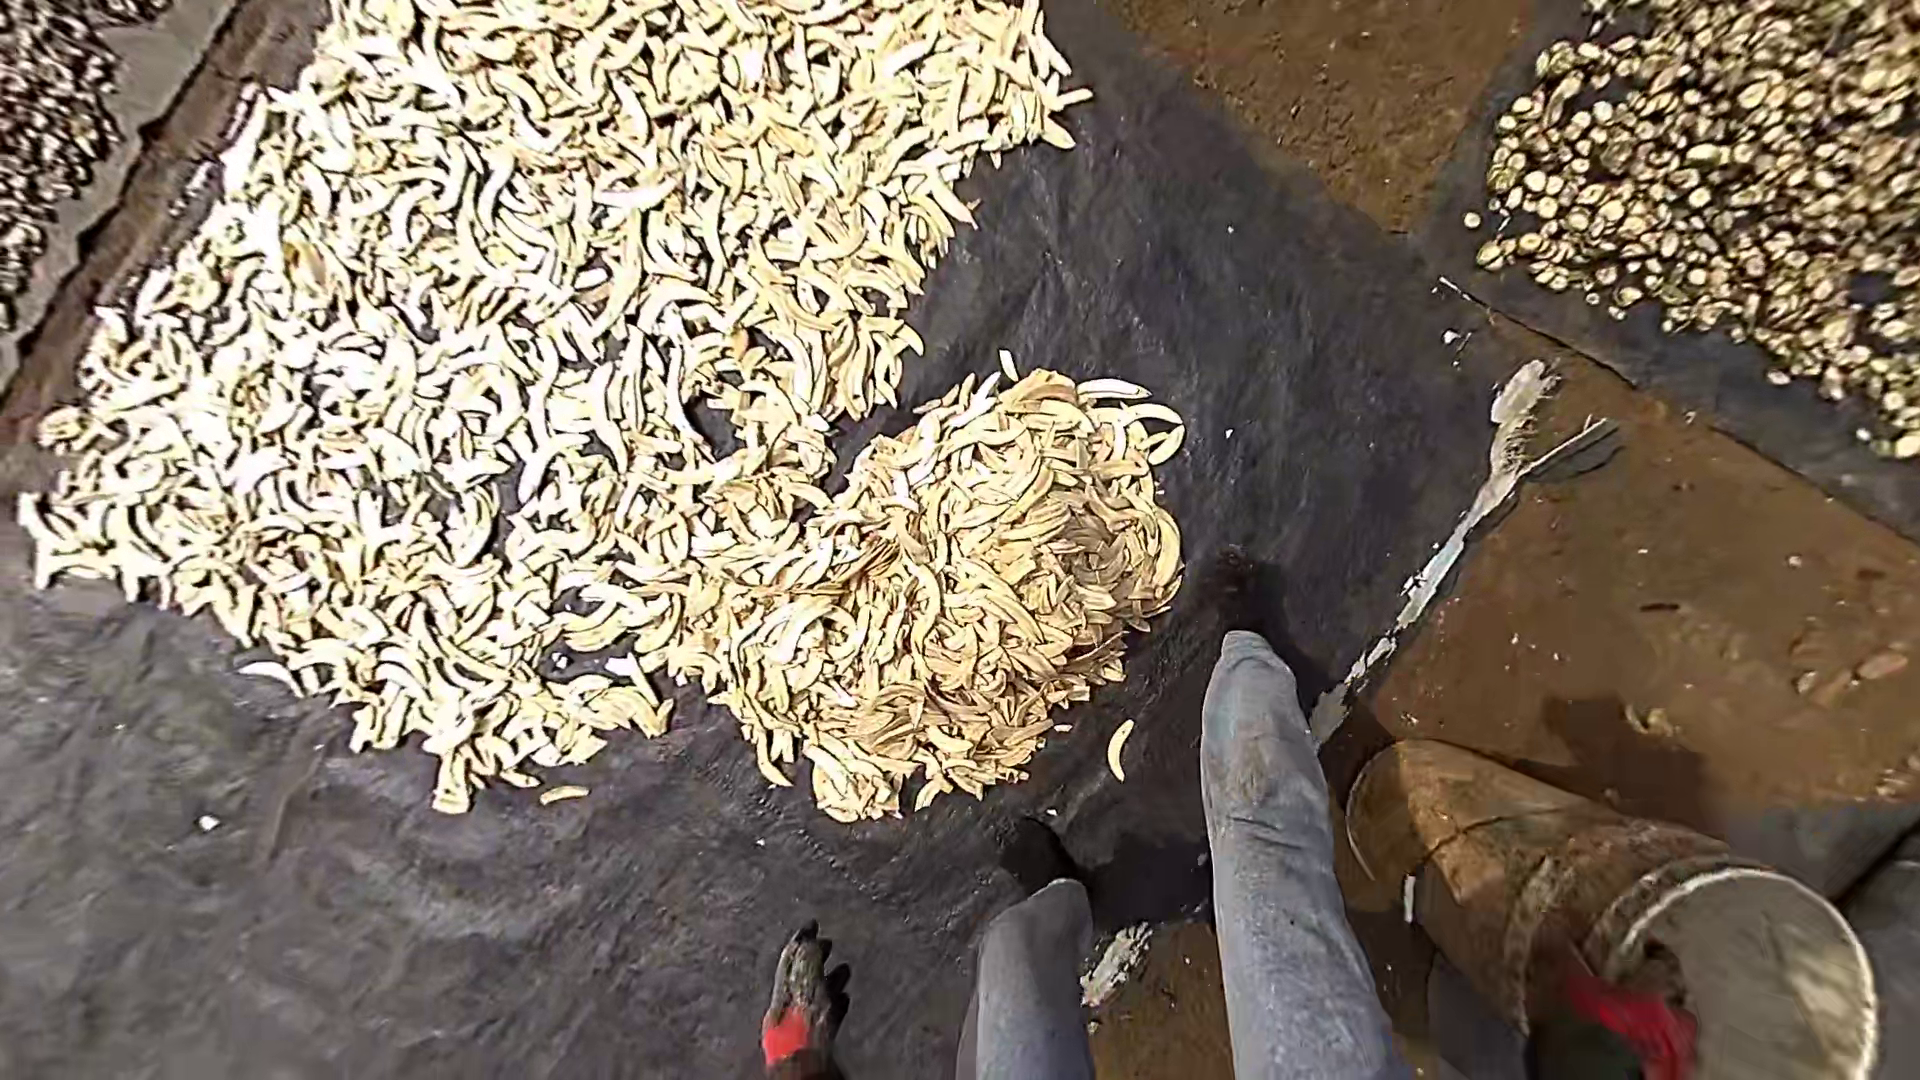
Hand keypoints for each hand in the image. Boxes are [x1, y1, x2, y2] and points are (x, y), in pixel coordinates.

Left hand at [763, 922, 850, 1079]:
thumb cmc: (804, 1038)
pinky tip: (845, 999)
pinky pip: (825, 1016)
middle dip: (817, 956)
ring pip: (816, 995)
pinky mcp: (814, 1045)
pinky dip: (836, 1003)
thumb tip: (808, 941)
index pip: (791, 958)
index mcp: (781, 997)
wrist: (806, 1078)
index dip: (802, 937)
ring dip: (830, 978)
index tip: (814, 921)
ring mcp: (800, 1026)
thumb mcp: (806, 994)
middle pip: (802, 975)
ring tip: (845, 968)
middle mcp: (788, 1010)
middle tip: (829, 941)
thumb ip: (807, 968)